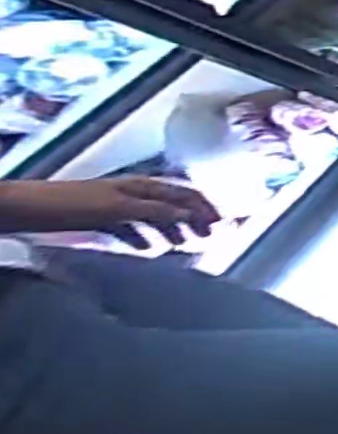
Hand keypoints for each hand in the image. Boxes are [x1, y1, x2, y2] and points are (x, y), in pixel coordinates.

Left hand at [0, 178, 218, 248]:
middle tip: (207, 236)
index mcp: (146, 187)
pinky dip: (143, 235)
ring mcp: (117, 205)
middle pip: (175, 205)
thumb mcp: (117, 208)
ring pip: (155, 216)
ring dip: (171, 229)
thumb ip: (158, 211)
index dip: (207, 208)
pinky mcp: (99, 217)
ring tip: (181, 244)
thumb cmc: (67, 205)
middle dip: (193, 219)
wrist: (13, 208)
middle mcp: (136, 193)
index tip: (222, 224)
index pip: (189, 195)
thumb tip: (194, 216)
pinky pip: (131, 226)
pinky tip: (145, 247)